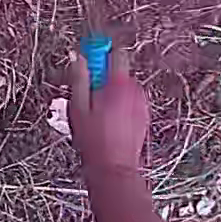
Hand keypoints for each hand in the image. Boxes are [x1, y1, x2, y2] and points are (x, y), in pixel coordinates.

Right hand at [67, 46, 149, 172]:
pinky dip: (119, 105)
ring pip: (123, 87)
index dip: (100, 54)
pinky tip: (108, 121)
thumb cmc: (94, 140)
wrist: (114, 169)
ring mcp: (141, 103)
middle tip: (87, 95)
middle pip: (118, 71)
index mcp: (119, 83)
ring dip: (111, 92)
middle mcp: (134, 90)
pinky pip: (129, 101)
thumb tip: (78, 57)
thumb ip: (79, 78)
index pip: (115, 52)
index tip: (89, 64)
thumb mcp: (78, 106)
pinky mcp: (143, 115)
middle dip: (102, 77)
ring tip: (97, 113)